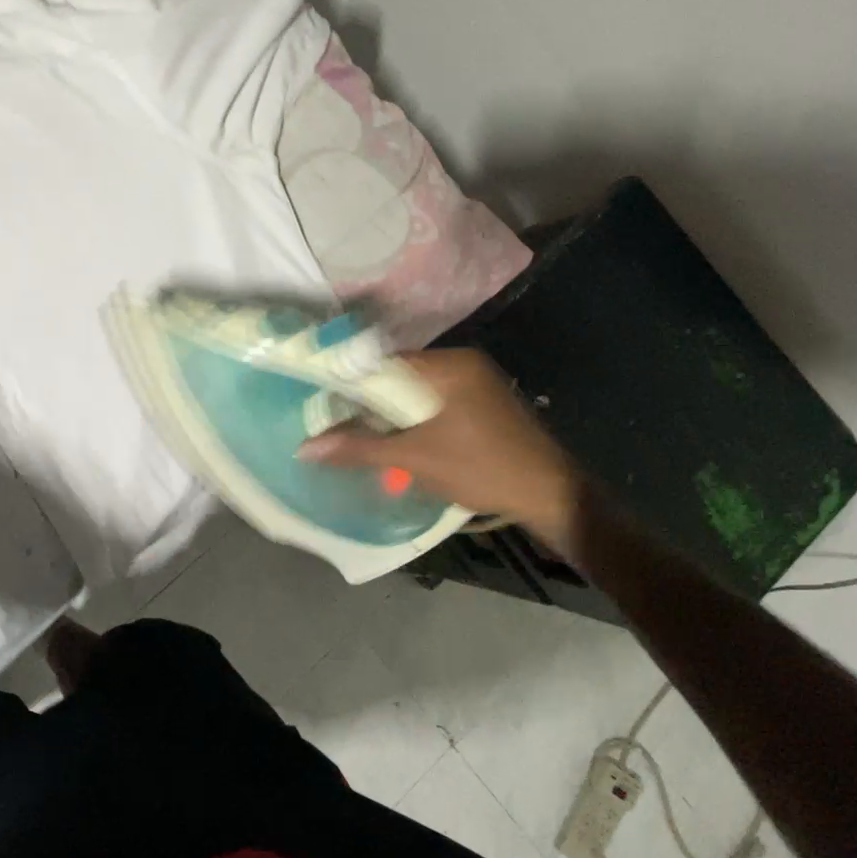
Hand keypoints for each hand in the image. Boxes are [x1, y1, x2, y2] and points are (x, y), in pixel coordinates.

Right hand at [299, 349, 583, 547]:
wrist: (551, 496)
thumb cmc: (483, 468)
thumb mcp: (415, 458)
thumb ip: (360, 448)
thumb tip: (305, 447)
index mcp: (450, 365)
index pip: (384, 361)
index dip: (350, 381)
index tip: (321, 403)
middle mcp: (463, 366)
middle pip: (398, 378)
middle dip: (367, 402)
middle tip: (335, 424)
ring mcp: (476, 386)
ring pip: (415, 395)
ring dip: (388, 416)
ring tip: (358, 437)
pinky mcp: (481, 408)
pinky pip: (432, 406)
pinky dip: (411, 422)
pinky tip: (396, 443)